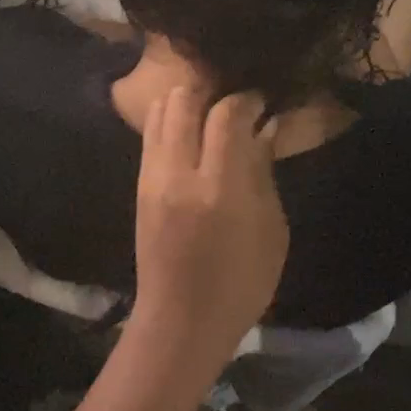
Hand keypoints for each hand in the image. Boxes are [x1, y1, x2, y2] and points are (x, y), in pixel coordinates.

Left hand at [132, 87, 287, 353]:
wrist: (181, 321)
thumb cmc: (241, 285)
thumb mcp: (271, 231)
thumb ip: (264, 173)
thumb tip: (264, 128)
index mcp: (220, 189)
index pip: (226, 114)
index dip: (247, 98)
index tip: (262, 101)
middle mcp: (178, 174)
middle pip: (184, 99)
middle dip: (211, 89)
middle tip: (233, 101)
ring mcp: (151, 177)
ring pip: (159, 109)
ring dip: (186, 101)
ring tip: (210, 112)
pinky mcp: (138, 185)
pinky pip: (150, 133)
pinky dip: (170, 120)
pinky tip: (191, 133)